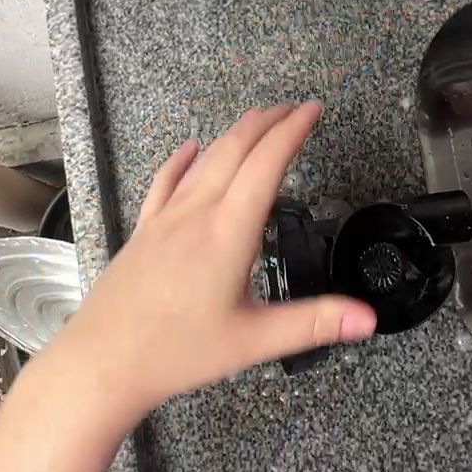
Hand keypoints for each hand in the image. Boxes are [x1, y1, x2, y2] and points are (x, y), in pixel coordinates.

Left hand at [45, 103, 376, 427]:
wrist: (102, 363)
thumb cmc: (177, 352)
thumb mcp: (255, 341)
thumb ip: (314, 323)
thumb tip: (368, 318)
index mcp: (229, 232)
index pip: (267, 165)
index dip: (292, 132)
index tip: (312, 110)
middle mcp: (197, 214)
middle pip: (235, 150)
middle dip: (267, 122)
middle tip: (294, 108)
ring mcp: (166, 219)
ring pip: (204, 161)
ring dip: (234, 134)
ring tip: (257, 119)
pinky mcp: (144, 231)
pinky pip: (166, 182)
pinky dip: (183, 159)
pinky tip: (189, 148)